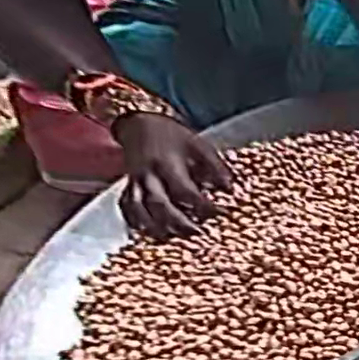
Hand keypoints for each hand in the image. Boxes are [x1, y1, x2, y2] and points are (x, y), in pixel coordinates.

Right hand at [111, 113, 232, 237]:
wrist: (138, 120)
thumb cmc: (174, 135)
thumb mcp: (200, 147)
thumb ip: (217, 169)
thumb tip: (232, 189)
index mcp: (167, 164)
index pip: (185, 191)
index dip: (203, 206)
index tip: (221, 215)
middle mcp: (148, 174)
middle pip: (158, 203)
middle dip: (178, 221)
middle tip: (198, 234)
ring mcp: (135, 180)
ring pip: (138, 207)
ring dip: (154, 225)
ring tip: (172, 239)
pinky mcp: (128, 184)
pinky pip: (126, 204)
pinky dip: (134, 220)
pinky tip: (145, 233)